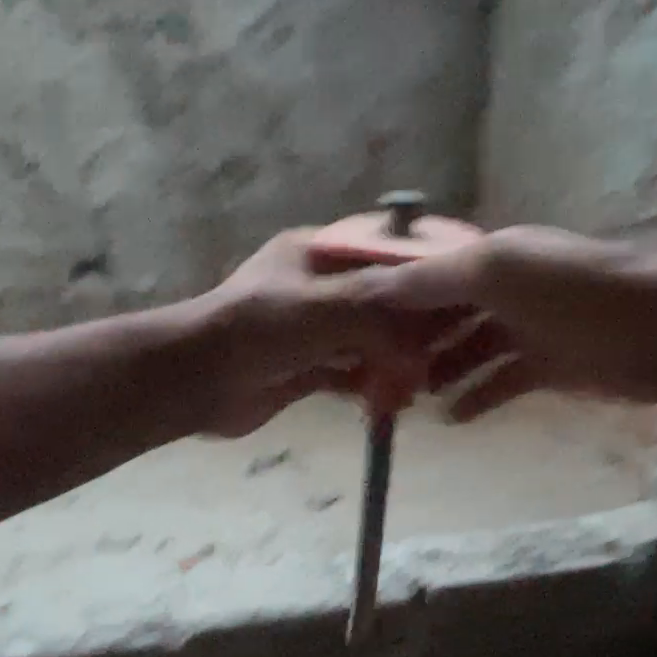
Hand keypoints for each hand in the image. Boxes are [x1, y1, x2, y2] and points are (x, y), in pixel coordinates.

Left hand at [188, 229, 457, 436]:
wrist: (194, 381)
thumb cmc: (255, 330)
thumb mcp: (322, 308)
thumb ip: (377, 314)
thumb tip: (424, 342)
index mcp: (320, 254)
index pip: (387, 256)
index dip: (424, 276)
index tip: (462, 296)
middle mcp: (319, 288)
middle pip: (382, 303)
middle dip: (413, 329)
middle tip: (447, 352)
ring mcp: (313, 331)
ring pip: (370, 343)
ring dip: (395, 362)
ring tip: (424, 383)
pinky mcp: (306, 370)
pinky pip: (351, 376)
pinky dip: (372, 388)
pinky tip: (395, 402)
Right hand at [364, 226, 656, 419]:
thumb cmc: (578, 291)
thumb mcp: (499, 271)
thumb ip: (435, 279)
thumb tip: (371, 288)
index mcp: (488, 258)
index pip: (425, 276)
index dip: (390, 300)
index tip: (352, 331)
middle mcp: (503, 289)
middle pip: (444, 316)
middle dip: (410, 342)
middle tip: (374, 376)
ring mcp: (526, 329)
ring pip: (468, 351)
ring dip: (440, 372)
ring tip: (409, 399)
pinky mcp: (549, 366)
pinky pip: (501, 382)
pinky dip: (478, 397)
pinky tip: (453, 418)